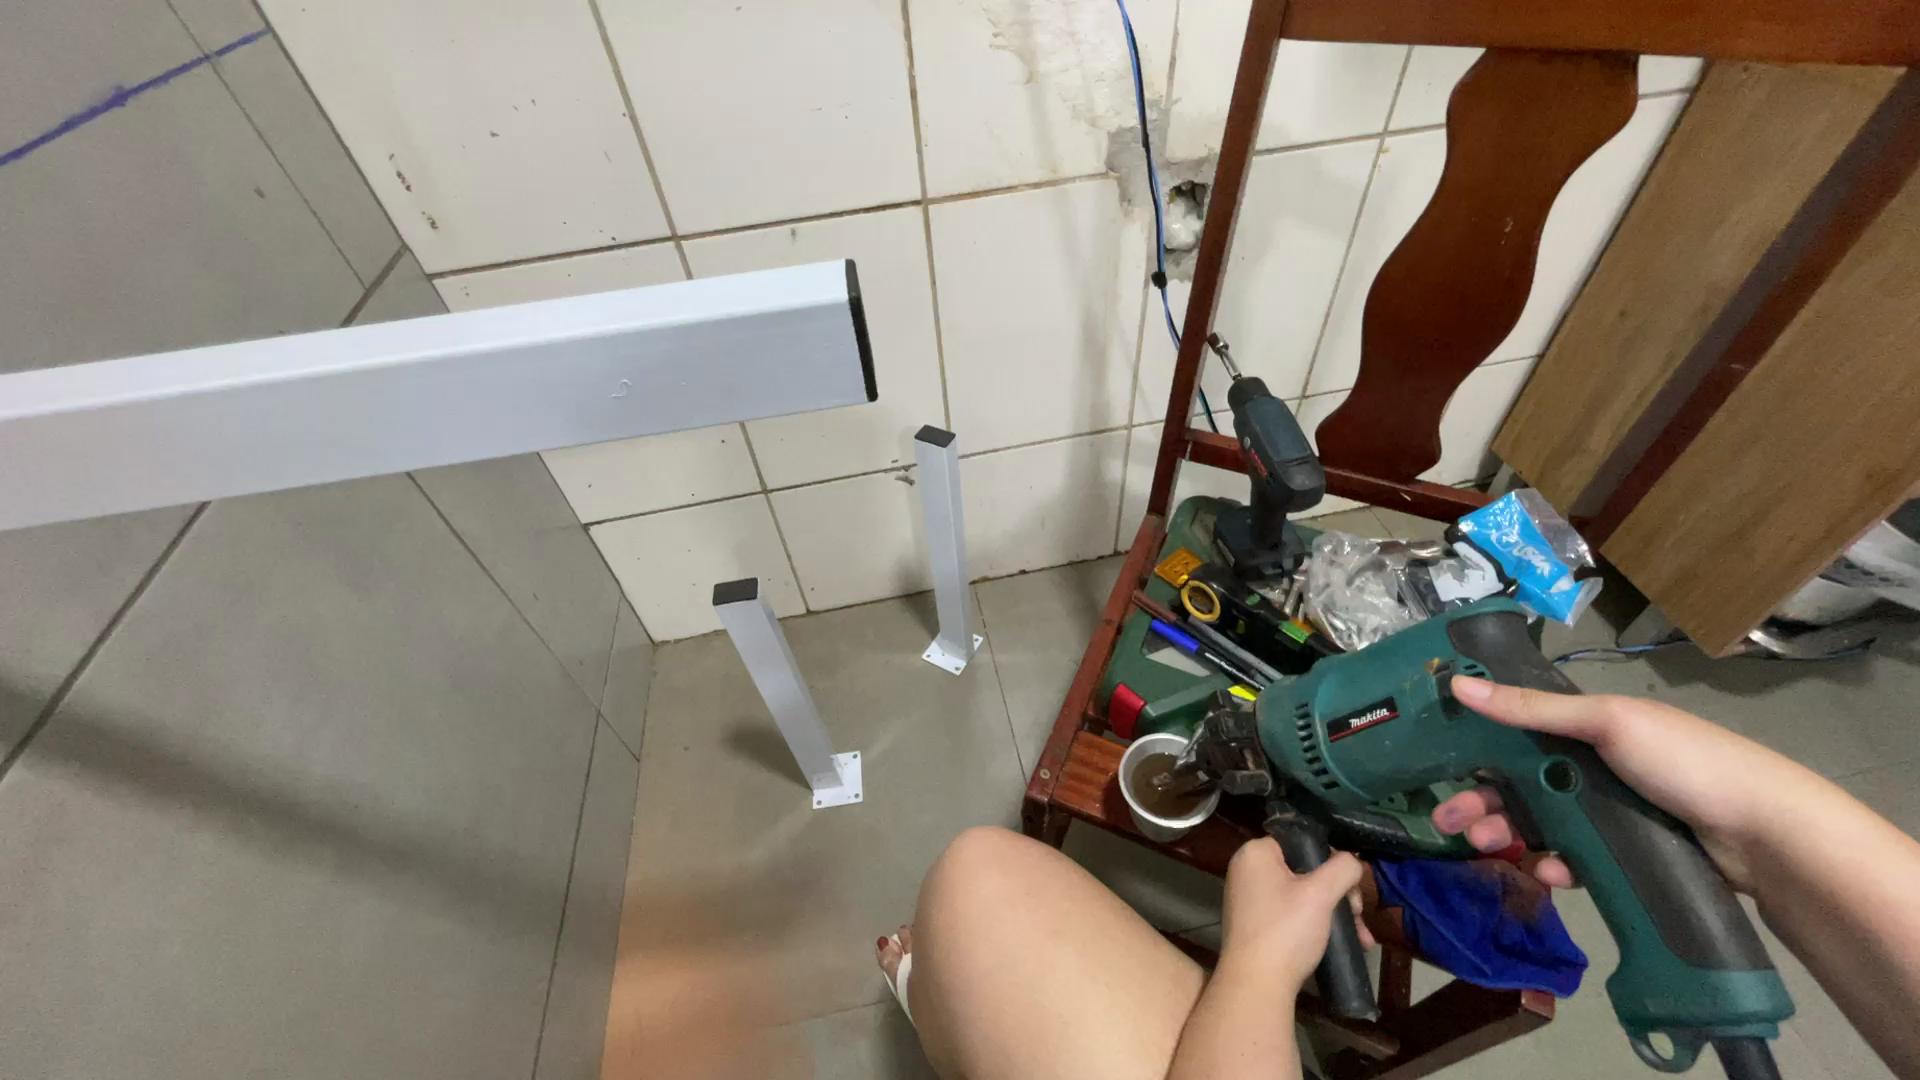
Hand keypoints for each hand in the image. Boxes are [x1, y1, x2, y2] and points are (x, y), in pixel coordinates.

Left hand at [1220, 837, 1364, 990]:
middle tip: (1357, 915)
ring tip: (1361, 938)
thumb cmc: (1286, 929)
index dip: (1329, 861)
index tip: (1350, 887)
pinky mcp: (1255, 922)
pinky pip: (1291, 913)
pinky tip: (1345, 945)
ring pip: (1302, 895)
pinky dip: (1316, 924)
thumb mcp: (1320, 895)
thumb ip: (1341, 870)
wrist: (1257, 981)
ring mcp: (1249, 897)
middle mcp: (1247, 869)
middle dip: (1338, 894)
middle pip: (1304, 871)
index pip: (1299, 842)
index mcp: (1255, 853)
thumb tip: (1352, 860)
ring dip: (1334, 913)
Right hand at [1431, 675, 1807, 891]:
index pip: (1511, 732)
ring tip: (1481, 846)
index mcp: (1583, 727)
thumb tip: (1455, 683)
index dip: (1471, 745)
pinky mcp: (1619, 853)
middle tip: (1445, 820)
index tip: (1434, 759)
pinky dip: (1552, 864)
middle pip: (1513, 783)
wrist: (1770, 838)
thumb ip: (1529, 709)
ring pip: (1534, 822)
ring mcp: (1603, 812)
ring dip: (1501, 833)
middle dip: (1476, 801)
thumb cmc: (1685, 762)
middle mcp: (1586, 767)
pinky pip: (1571, 857)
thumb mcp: (1606, 722)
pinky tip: (1546, 870)